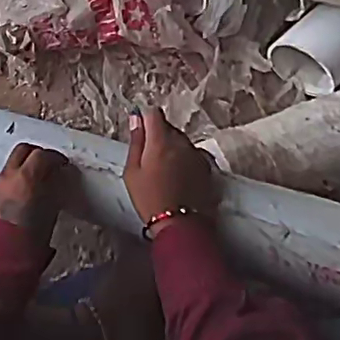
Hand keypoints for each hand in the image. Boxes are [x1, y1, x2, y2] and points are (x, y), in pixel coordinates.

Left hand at [0, 143, 72, 244]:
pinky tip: (28, 189)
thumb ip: (52, 187)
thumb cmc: (32, 239)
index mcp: (26, 179)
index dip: (55, 157)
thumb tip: (55, 177)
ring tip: (41, 177)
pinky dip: (18, 175)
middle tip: (50, 163)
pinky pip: (7, 175)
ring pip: (13, 162)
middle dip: (38, 153)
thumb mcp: (50, 210)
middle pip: (23, 150)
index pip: (41, 154)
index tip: (62, 164)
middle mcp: (9, 177)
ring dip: (27, 164)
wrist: (6, 256)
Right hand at [124, 108, 217, 228]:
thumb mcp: (132, 171)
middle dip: (158, 135)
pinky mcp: (207, 167)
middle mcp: (182, 142)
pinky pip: (192, 154)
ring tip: (163, 170)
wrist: (181, 225)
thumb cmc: (150, 199)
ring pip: (181, 141)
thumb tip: (136, 119)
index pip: (154, 114)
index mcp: (160, 141)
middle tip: (148, 157)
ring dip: (172, 147)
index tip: (140, 130)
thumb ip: (136, 142)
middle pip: (168, 127)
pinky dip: (184, 158)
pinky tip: (177, 176)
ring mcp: (197, 154)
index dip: (145, 119)